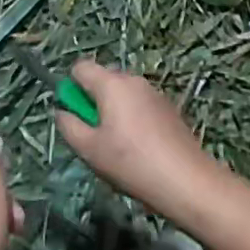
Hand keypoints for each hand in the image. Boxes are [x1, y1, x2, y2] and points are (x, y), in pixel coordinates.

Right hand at [56, 60, 225, 218]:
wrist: (187, 181)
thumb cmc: (131, 163)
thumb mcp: (89, 149)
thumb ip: (68, 125)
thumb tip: (62, 111)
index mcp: (111, 83)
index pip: (80, 67)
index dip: (72, 88)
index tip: (77, 116)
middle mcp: (133, 80)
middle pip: (102, 79)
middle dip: (93, 101)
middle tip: (96, 136)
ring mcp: (154, 92)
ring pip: (122, 93)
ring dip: (113, 111)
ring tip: (118, 147)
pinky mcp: (168, 107)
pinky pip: (139, 104)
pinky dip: (133, 118)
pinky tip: (140, 149)